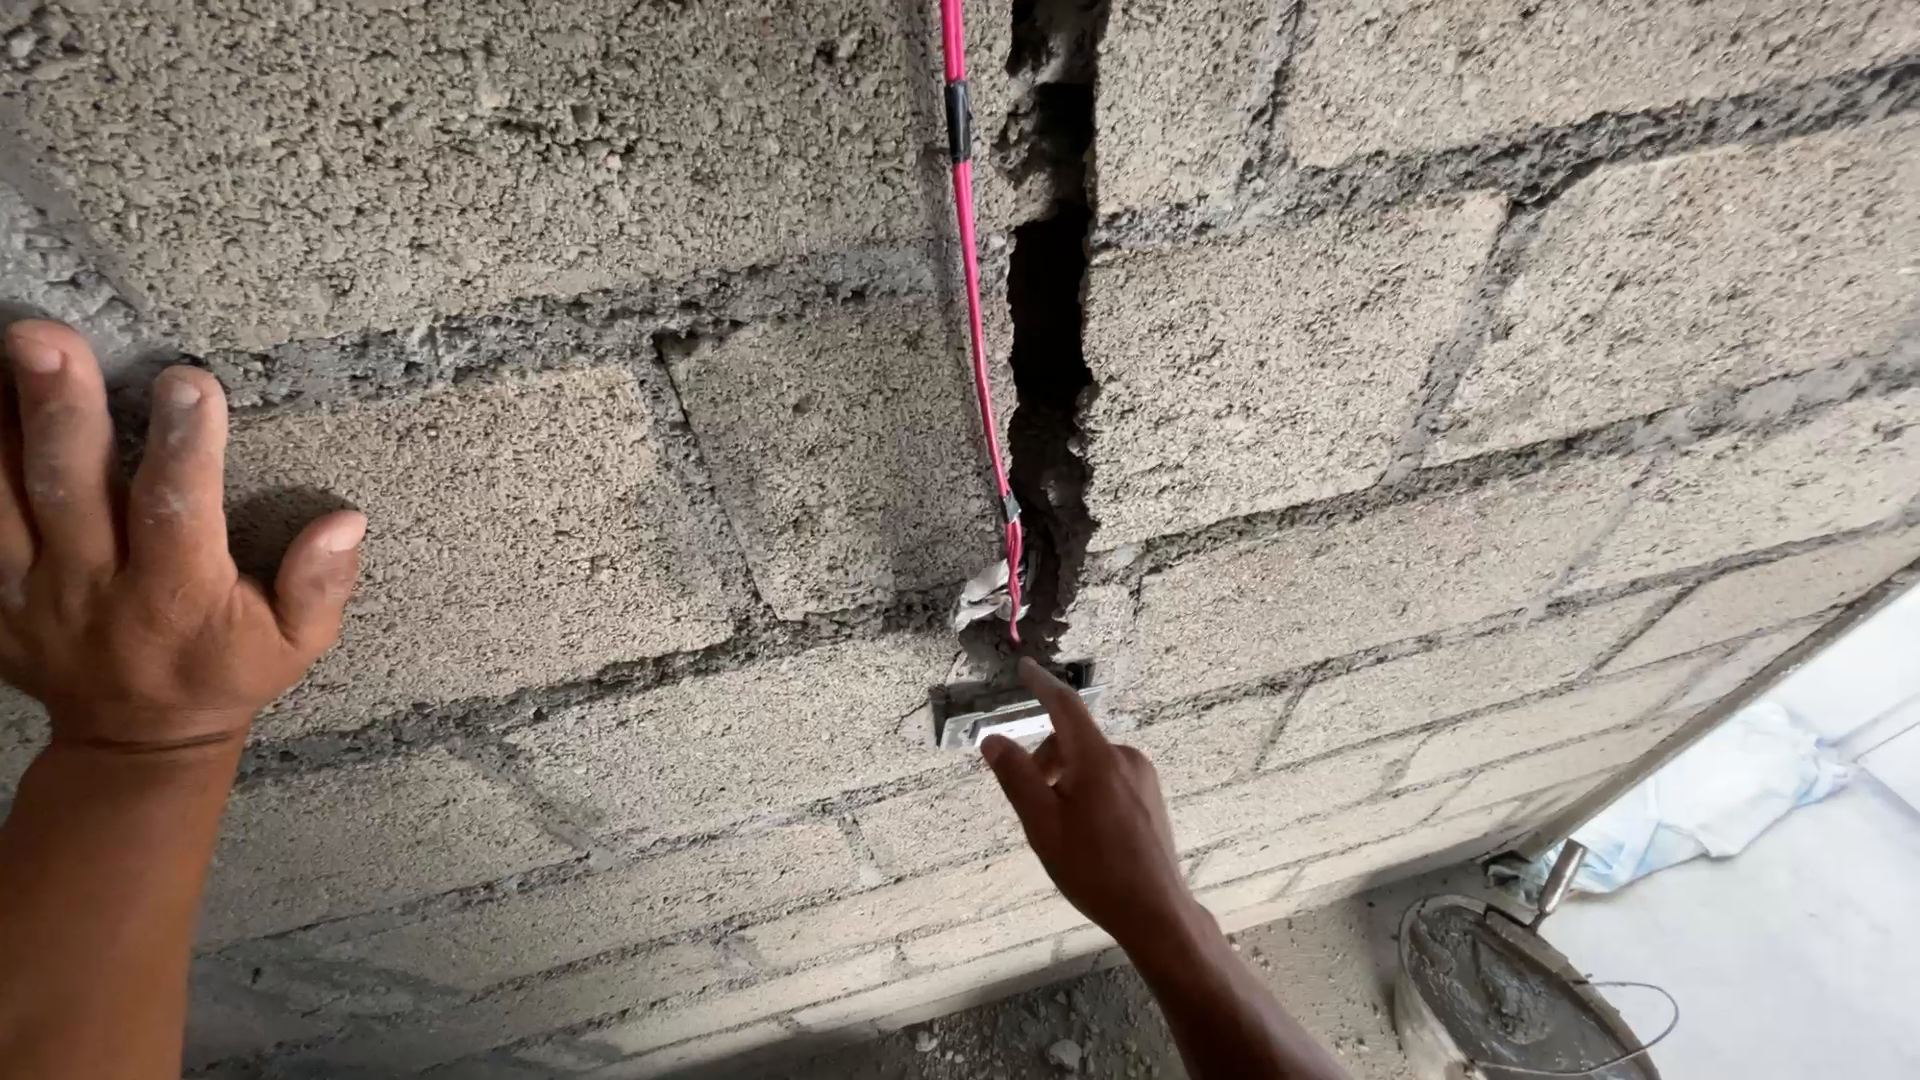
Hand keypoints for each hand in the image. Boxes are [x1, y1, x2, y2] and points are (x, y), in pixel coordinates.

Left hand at [0, 320, 364, 748]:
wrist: (138, 734)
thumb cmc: (235, 674)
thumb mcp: (303, 642)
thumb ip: (322, 583)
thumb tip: (346, 520)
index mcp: (177, 595)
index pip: (177, 509)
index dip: (185, 445)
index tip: (191, 382)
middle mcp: (93, 585)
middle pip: (67, 489)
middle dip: (59, 410)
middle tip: (47, 339)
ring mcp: (26, 588)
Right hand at [982, 657, 1200, 944]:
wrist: (1156, 913)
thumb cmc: (1093, 869)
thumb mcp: (1042, 824)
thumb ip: (1016, 776)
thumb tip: (992, 739)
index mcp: (1097, 758)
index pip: (1064, 706)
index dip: (1041, 684)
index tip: (1025, 667)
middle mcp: (1125, 757)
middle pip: (1073, 740)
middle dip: (1046, 760)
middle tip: (1032, 804)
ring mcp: (1143, 777)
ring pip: (1090, 761)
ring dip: (1067, 778)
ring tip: (1061, 827)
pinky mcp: (1151, 796)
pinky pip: (1109, 776)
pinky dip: (1087, 788)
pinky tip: (1087, 831)